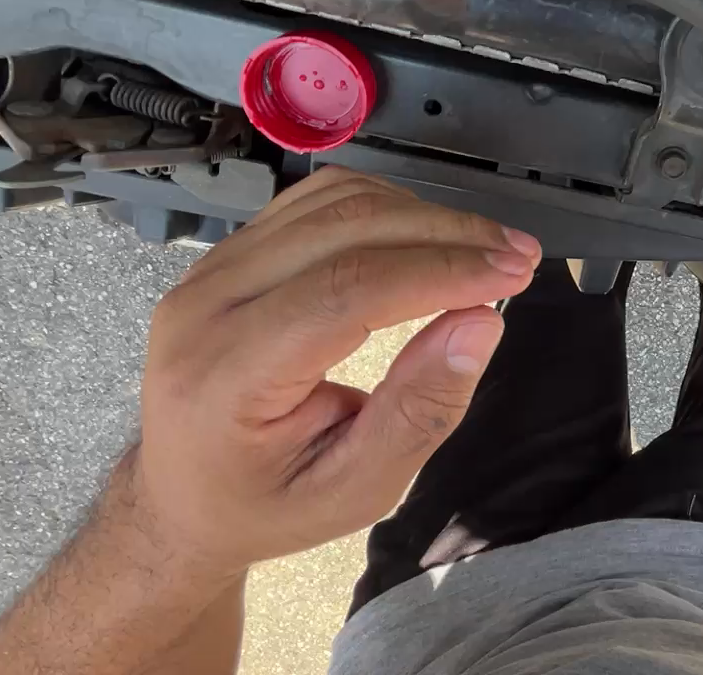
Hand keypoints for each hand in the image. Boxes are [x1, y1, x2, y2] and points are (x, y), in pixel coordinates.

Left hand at [126, 167, 540, 578]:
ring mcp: (215, 265)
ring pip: (341, 200)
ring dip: (429, 214)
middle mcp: (208, 301)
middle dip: (451, 234)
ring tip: (486, 249)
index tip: (516, 272)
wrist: (182, 495)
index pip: (348, 290)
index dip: (443, 271)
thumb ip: (421, 412)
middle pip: (350, 229)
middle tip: (521, 255)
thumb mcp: (356, 490)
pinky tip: (432, 236)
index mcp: (224, 374)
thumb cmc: (270, 503)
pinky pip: (325, 197)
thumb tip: (482, 323)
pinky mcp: (235, 247)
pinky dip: (393, 204)